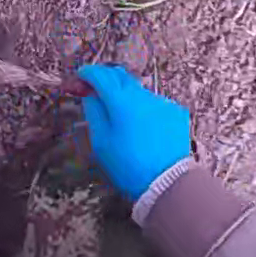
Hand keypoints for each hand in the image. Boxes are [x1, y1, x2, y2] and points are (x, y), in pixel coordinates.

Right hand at [77, 64, 191, 198]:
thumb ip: (94, 112)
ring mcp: (162, 102)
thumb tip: (90, 94)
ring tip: (120, 118)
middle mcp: (143, 95)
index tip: (79, 78)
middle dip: (105, 80)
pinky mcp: (176, 112)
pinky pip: (154, 104)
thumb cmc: (127, 166)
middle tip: (94, 90)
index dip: (87, 74)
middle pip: (121, 77)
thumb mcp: (101, 142)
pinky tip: (142, 128)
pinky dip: (143, 109)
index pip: (101, 75)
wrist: (167, 182)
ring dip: (125, 97)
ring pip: (138, 91)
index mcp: (121, 101)